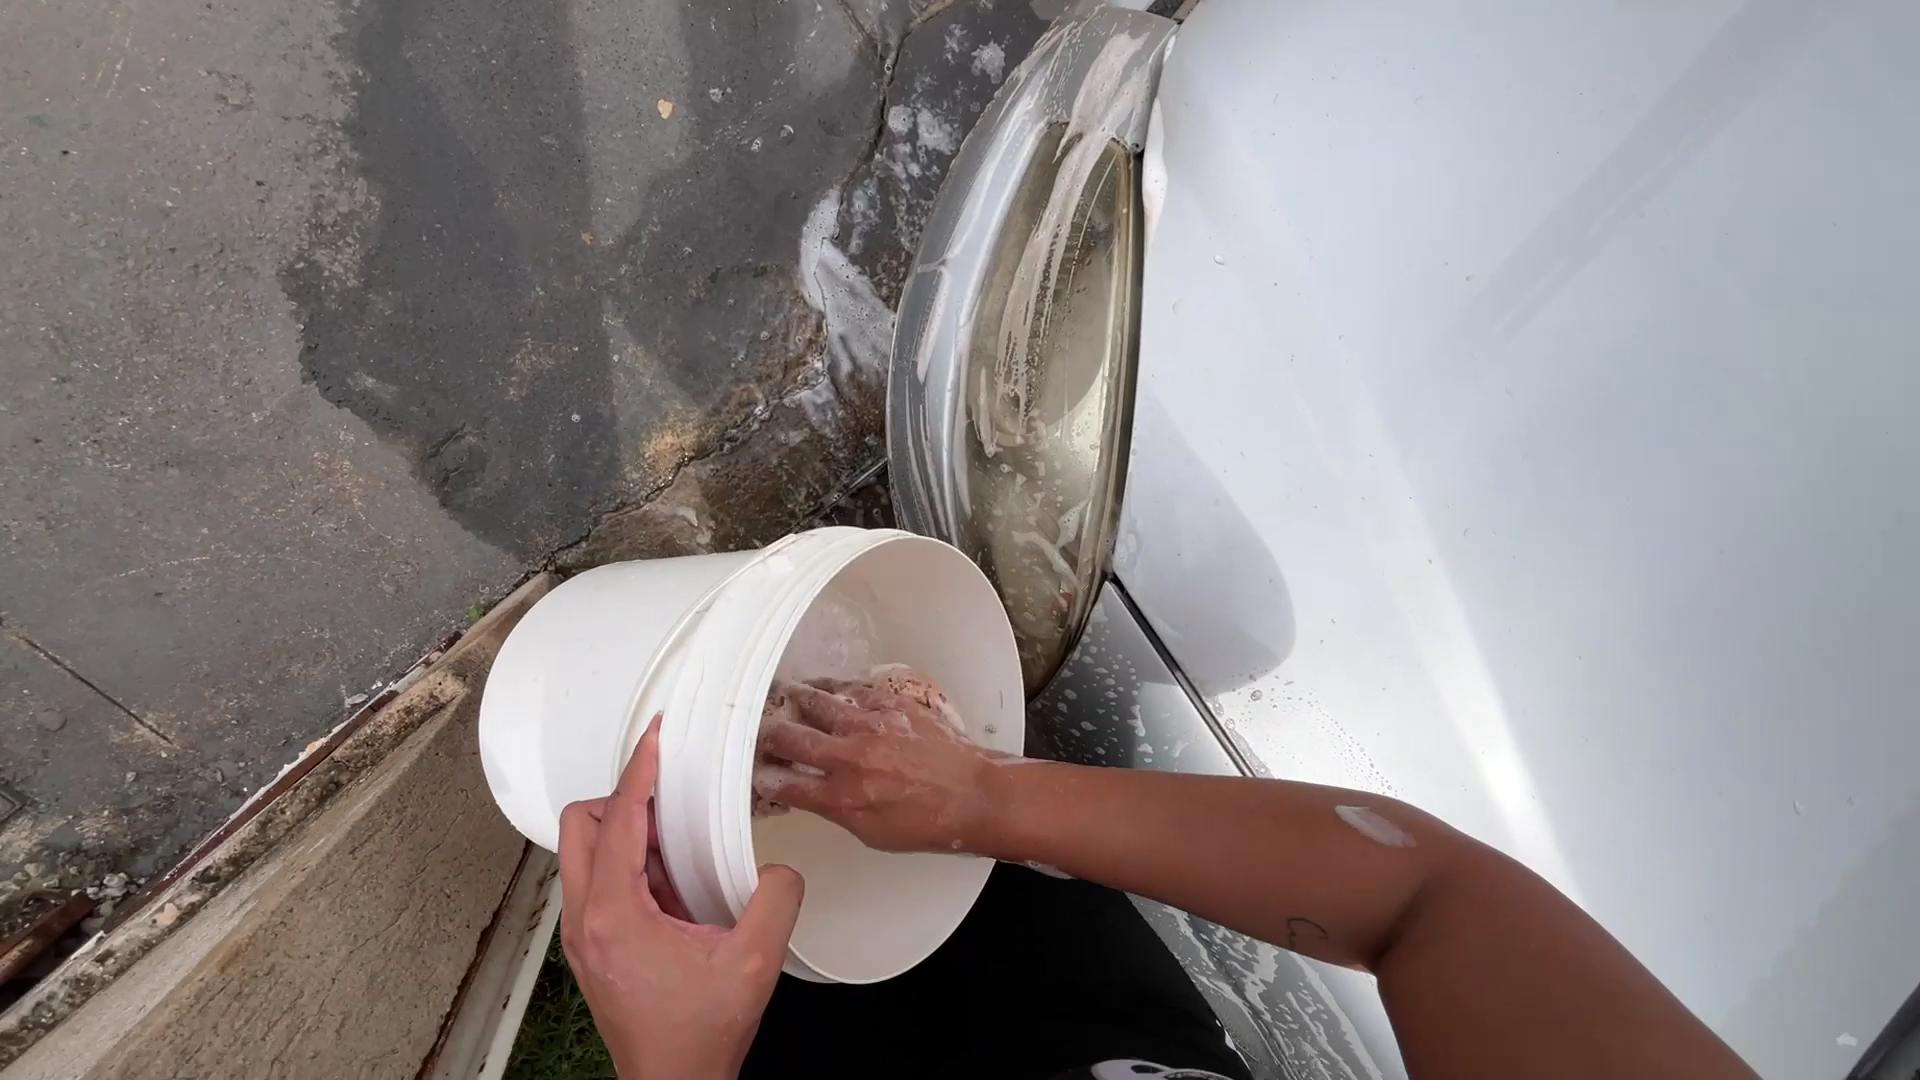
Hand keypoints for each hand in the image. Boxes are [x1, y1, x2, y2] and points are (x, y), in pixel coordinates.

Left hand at [559, 715, 804, 1079]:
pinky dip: (634, 855)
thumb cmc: (697, 1037)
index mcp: (614, 915)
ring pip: (588, 850)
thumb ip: (776, 898)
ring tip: (676, 825)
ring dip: (629, 825)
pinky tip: (674, 867)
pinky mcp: (598, 943)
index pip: (619, 819)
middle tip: (668, 786)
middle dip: (623, 794)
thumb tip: (777, 869)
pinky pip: (604, 875)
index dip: (640, 769)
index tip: (655, 737)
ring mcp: (587, 933)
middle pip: (582, 825)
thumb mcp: (753, 961)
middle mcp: (587, 920)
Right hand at [754, 681, 1004, 853]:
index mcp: (843, 796)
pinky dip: (836, 688)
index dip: (764, 777)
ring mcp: (872, 726)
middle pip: (792, 738)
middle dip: (769, 733)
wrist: (973, 794)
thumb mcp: (872, 832)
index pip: (786, 783)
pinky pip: (855, 689)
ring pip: (820, 703)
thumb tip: (812, 792)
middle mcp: (851, 757)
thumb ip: (836, 809)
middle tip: (759, 726)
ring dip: (798, 698)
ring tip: (784, 691)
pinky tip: (828, 687)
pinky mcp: (893, 705)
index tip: (756, 771)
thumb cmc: (928, 821)